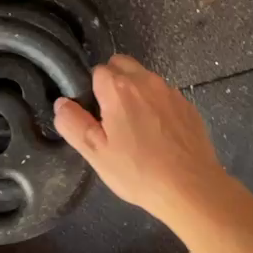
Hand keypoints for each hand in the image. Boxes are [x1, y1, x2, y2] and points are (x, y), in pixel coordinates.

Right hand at [54, 55, 230, 222]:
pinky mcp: (188, 106)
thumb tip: (62, 103)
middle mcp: (147, 81)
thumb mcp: (96, 153)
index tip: (95, 117)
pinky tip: (158, 136)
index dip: (92, 91)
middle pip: (122, 65)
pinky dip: (156, 106)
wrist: (191, 188)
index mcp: (119, 89)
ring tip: (136, 130)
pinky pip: (164, 95)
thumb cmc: (138, 172)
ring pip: (145, 79)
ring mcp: (171, 92)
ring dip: (135, 93)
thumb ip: (73, 123)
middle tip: (111, 118)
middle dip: (113, 83)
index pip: (97, 71)